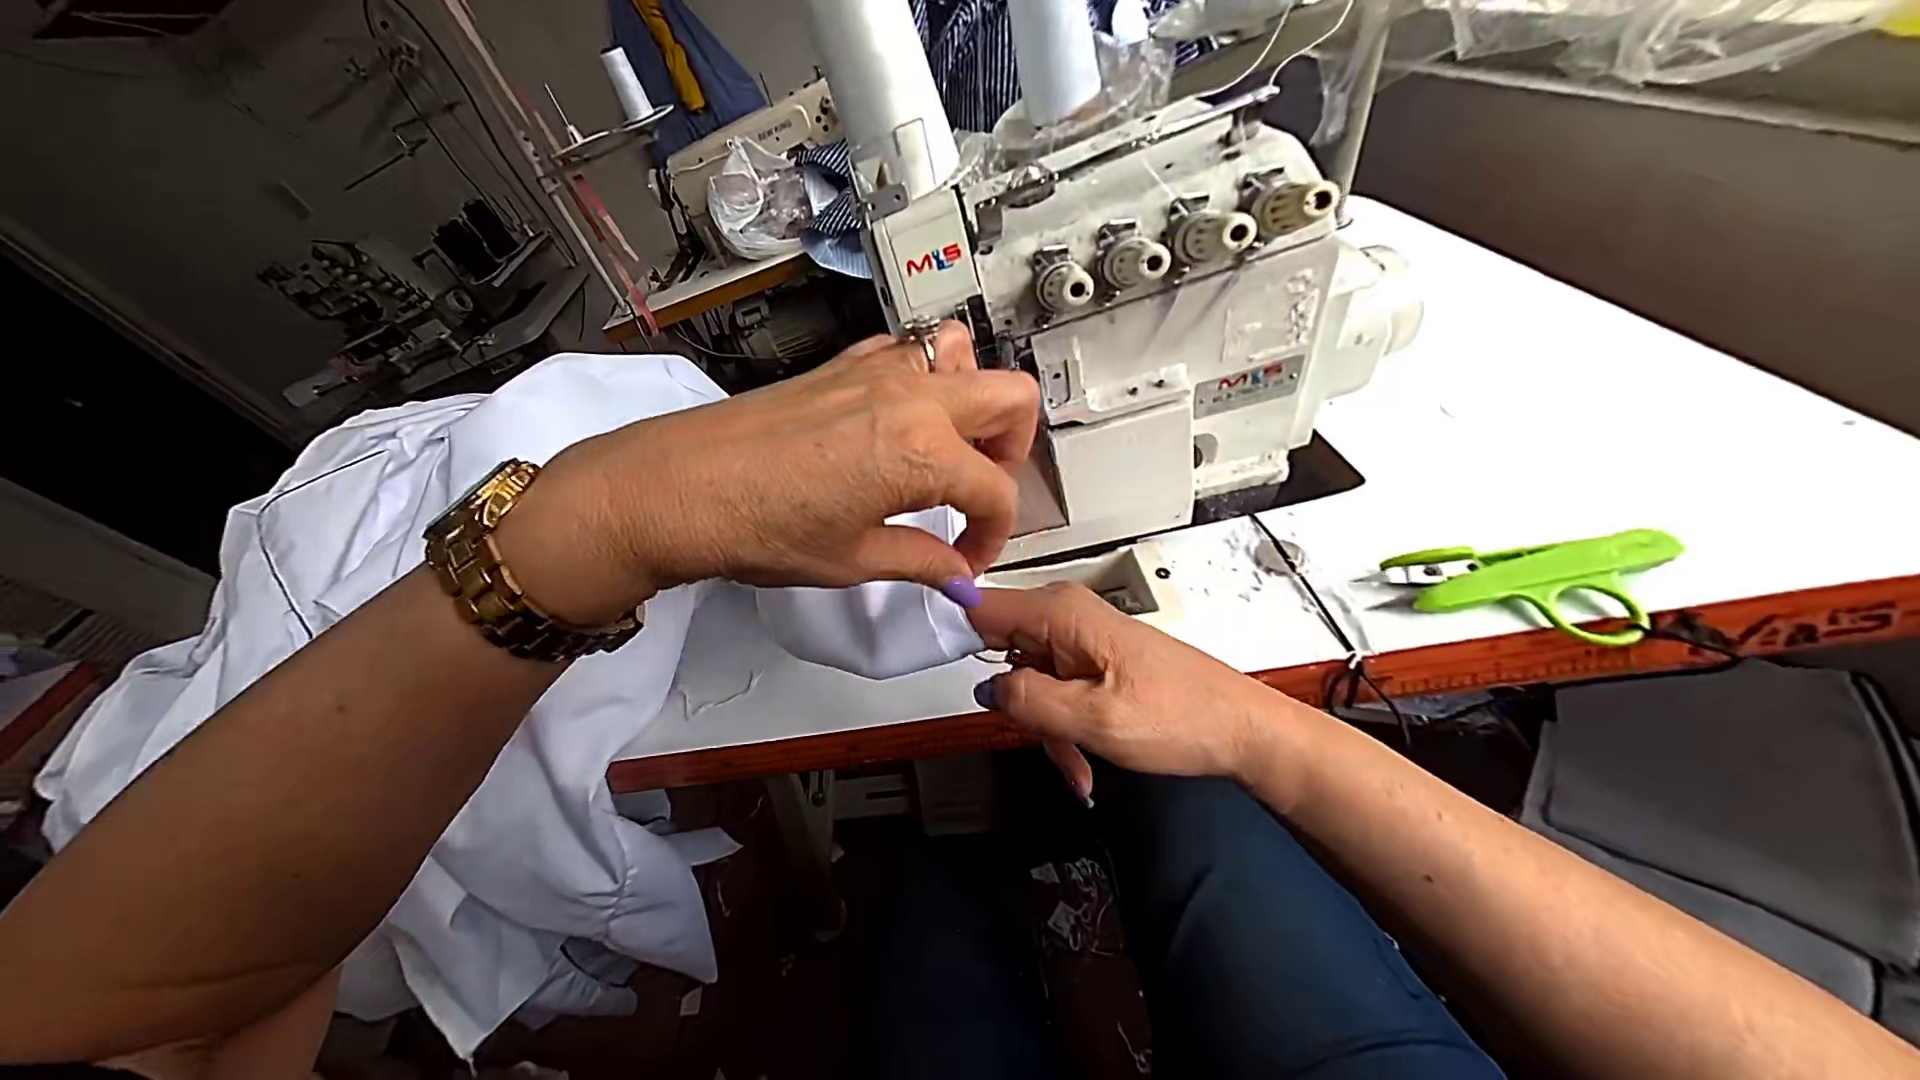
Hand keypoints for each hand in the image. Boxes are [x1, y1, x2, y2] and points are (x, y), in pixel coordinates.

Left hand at [497, 321, 1038, 623]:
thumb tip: (954, 572)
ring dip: (977, 402)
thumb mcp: (853, 558)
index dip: (993, 534)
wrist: (674, 487)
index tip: (969, 556)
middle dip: (1013, 450)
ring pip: (966, 357)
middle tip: (982, 492)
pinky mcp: (845, 365)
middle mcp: (910, 397)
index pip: (997, 491)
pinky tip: (903, 425)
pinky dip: (928, 381)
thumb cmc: (752, 523)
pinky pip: (911, 352)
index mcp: (922, 450)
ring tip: (953, 449)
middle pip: (1011, 399)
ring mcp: (877, 371)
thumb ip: (922, 560)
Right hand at [969, 584, 1301, 803]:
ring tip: (1078, 759)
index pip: (978, 607)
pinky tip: (1086, 755)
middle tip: (1042, 738)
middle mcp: (1067, 616)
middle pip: (1002, 652)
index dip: (950, 635)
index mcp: (1061, 613)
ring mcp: (1080, 636)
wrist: (1240, 728)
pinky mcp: (1092, 656)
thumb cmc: (1185, 715)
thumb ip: (1027, 700)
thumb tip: (987, 687)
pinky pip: (1056, 688)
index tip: (934, 666)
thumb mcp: (1094, 718)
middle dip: (1016, 704)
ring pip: (1029, 679)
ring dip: (1044, 724)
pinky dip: (1063, 724)